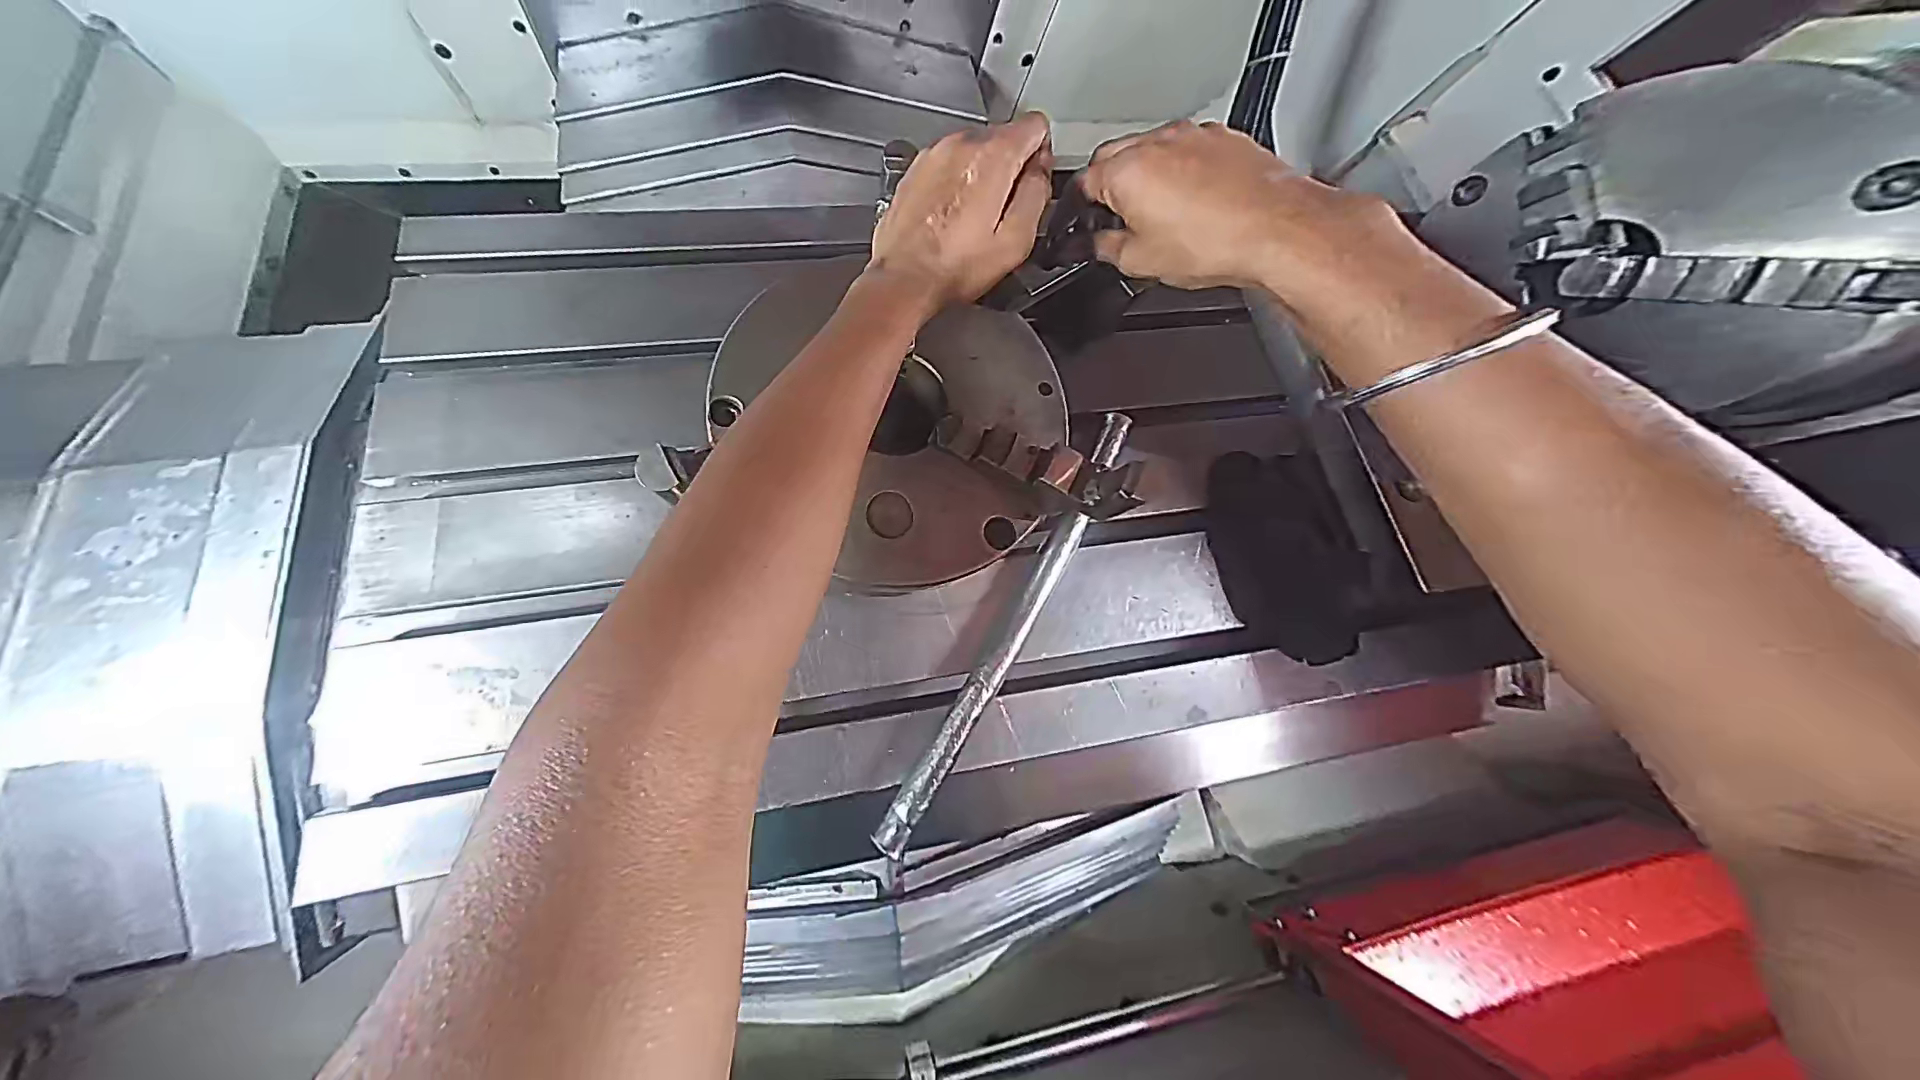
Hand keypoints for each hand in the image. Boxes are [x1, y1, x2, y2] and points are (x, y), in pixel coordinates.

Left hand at [868, 113, 1053, 311]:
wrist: (904, 279)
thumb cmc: (953, 267)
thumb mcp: (1015, 241)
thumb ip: (1037, 196)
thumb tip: (1040, 173)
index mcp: (992, 156)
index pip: (1034, 126)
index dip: (1041, 155)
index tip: (1034, 181)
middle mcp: (960, 145)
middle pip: (1002, 139)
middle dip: (1009, 170)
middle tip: (1002, 214)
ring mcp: (933, 156)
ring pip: (973, 153)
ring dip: (980, 179)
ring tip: (973, 221)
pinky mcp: (916, 171)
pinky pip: (947, 168)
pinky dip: (954, 186)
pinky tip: (951, 220)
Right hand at [1081, 121, 1409, 304]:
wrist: (1276, 230)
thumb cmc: (1216, 242)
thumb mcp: (1141, 262)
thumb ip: (1106, 249)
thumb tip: (1098, 245)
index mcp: (1126, 170)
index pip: (1083, 183)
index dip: (1080, 209)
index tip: (1085, 225)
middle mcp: (1157, 142)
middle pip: (1113, 157)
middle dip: (1109, 187)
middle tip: (1116, 221)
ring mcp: (1192, 136)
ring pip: (1151, 150)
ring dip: (1145, 176)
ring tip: (1158, 216)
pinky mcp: (1222, 138)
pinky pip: (1187, 151)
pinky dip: (1180, 171)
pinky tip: (1190, 204)